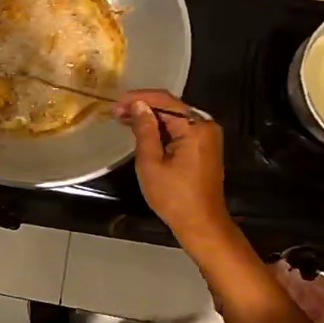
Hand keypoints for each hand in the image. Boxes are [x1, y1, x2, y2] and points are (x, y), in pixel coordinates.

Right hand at [114, 90, 231, 242]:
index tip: (116, 103)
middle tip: (116, 112)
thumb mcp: (151, 163)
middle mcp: (206, 126)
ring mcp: (207, 136)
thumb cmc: (174, 197)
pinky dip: (162, 129)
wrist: (202, 224)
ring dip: (151, 118)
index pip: (165, 101)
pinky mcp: (204, 147)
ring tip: (124, 119)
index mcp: (196, 127)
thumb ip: (144, 131)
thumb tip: (138, 105)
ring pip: (175, 118)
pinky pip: (181, 130)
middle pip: (171, 107)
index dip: (139, 98)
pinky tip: (142, 131)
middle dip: (143, 107)